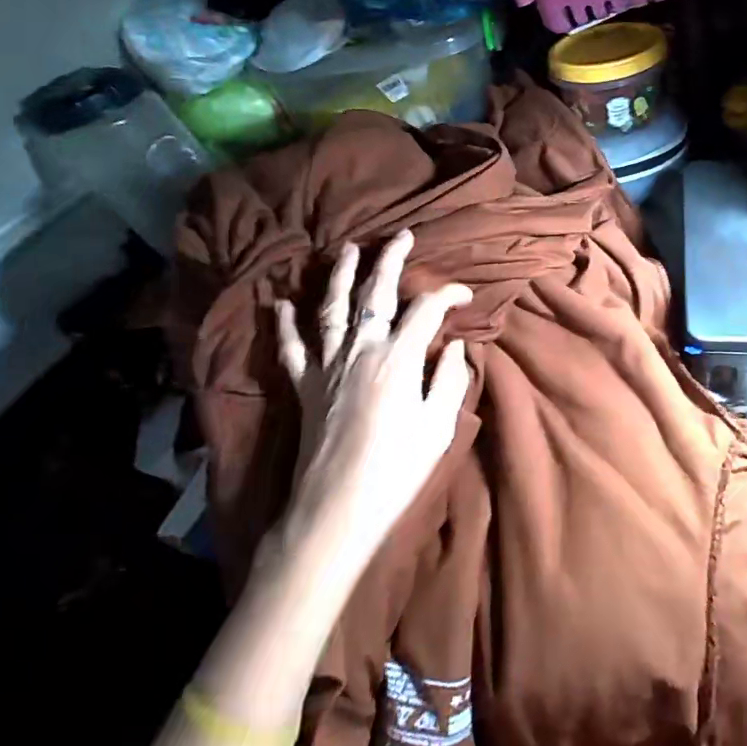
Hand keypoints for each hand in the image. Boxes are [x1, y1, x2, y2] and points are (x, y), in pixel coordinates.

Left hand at [273, 229, 472, 571]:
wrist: (334, 510)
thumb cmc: (396, 470)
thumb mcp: (439, 426)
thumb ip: (450, 379)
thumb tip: (456, 346)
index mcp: (398, 359)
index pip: (427, 310)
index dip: (449, 296)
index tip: (465, 297)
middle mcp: (360, 351)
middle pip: (375, 293)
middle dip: (390, 260)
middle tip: (402, 235)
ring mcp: (326, 366)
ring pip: (331, 308)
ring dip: (340, 275)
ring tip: (348, 249)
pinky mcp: (304, 386)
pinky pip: (291, 348)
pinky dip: (285, 323)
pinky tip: (281, 302)